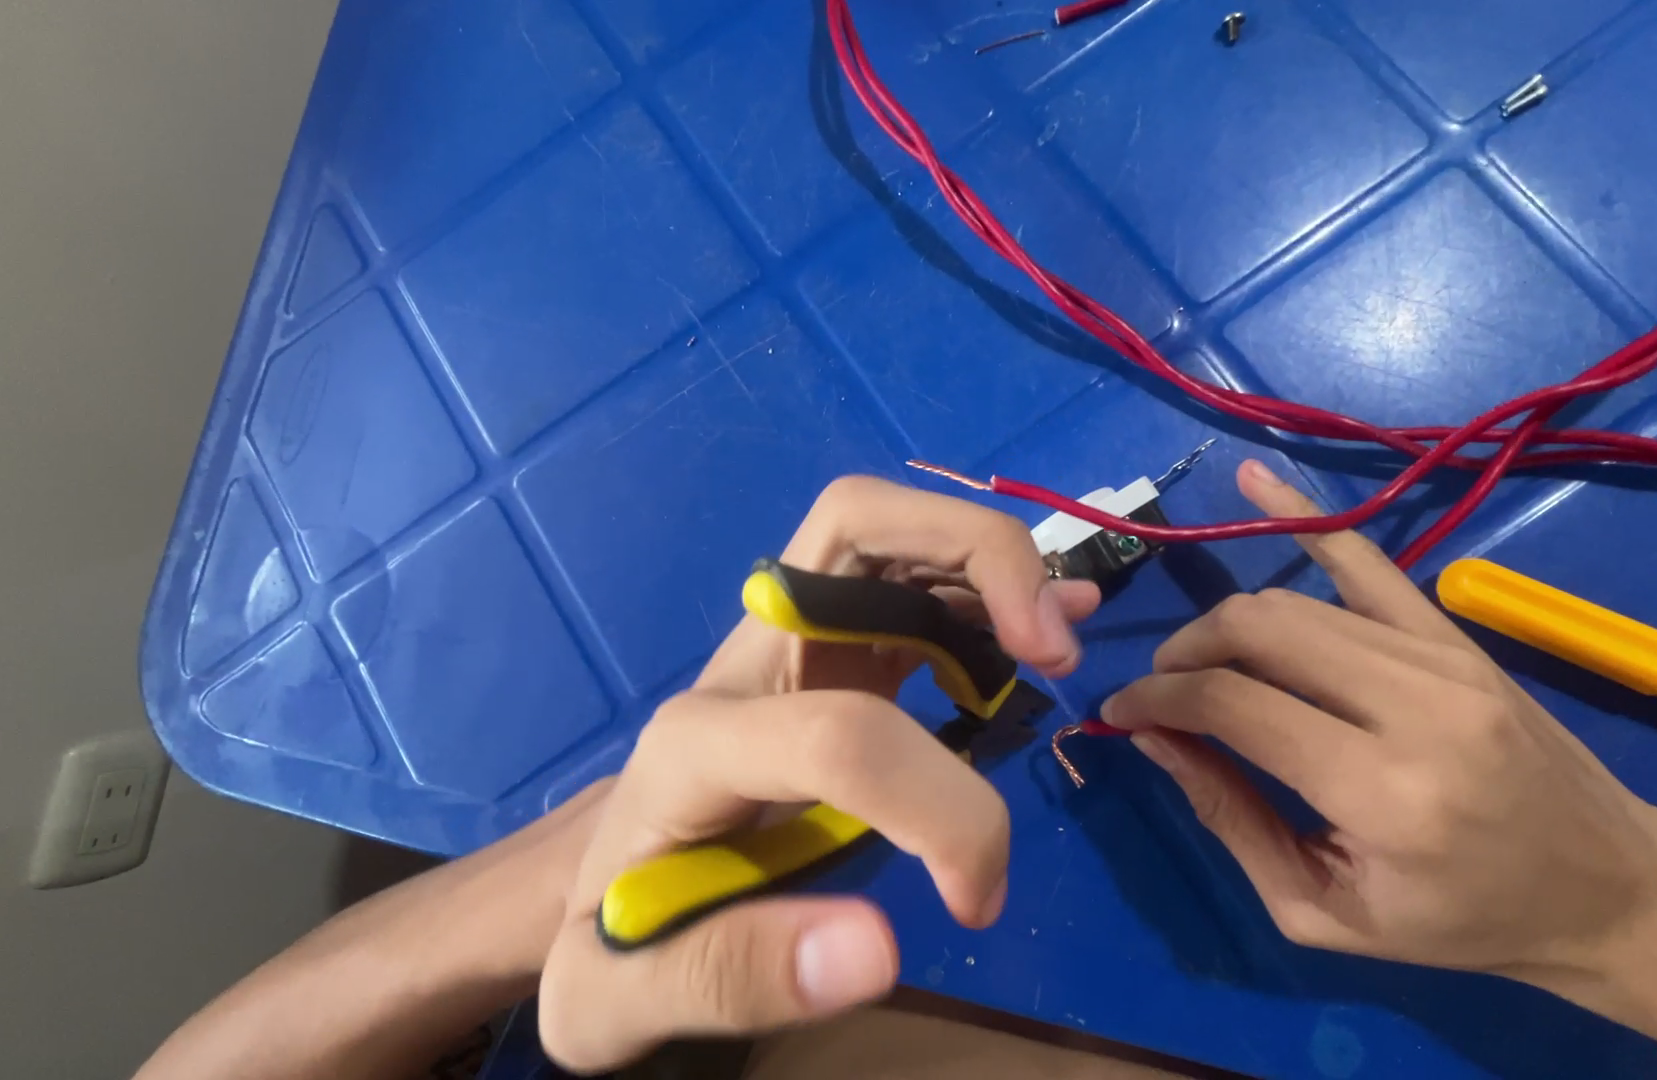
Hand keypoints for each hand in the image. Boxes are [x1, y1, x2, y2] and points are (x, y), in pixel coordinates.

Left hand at [537, 477, 1098, 1072]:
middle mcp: (748, 657)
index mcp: (695, 739)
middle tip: (1048, 650)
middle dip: (975, 560)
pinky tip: (1048, 614)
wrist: (599, 877)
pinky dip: (990, 588)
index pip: (839, 732)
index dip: (938, 808)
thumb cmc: (609, 931)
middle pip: (856, 526)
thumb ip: (733, 975)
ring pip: (894, 535)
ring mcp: (796, 639)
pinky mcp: (838, 652)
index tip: (975, 894)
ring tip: (1057, 636)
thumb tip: (876, 948)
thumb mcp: (622, 996)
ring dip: (991, 565)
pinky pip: (917, 584)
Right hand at [1102, 461, 1656, 981]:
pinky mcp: (1454, 633)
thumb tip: (1153, 737)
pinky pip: (1364, 555)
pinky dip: (1301, 514)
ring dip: (1222, 622)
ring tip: (1198, 657)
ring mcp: (1442, 656)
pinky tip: (1252, 481)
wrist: (1614, 891)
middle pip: (1256, 630)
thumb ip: (1229, 817)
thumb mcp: (1322, 910)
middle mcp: (1415, 707)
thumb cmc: (1460, 920)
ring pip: (1291, 601)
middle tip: (1162, 687)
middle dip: (1184, 651)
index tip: (1121, 711)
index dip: (1157, 698)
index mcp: (1382, 793)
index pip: (1232, 703)